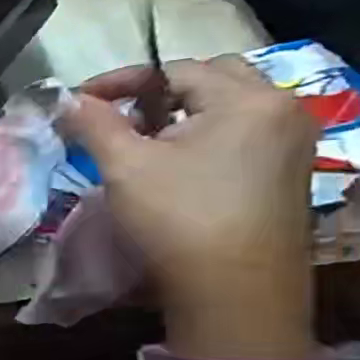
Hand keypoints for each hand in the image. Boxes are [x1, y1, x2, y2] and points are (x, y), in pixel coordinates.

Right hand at [62, 57, 315, 359]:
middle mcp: (282, 109)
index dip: (122, 81)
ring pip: (229, 107)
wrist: (233, 290)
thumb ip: (95, 124)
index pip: (175, 69)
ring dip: (182, 114)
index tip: (80, 102)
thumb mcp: (125, 166)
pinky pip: (244, 133)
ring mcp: (294, 141)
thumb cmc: (177, 219)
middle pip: (212, 79)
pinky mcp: (290, 171)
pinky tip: (177, 165)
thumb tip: (66, 99)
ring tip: (143, 143)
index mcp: (247, 99)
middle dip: (159, 92)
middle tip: (119, 119)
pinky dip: (206, 135)